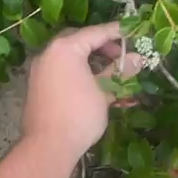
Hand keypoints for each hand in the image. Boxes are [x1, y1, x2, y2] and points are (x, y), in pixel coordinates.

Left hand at [19, 21, 140, 159]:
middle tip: (122, 55)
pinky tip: (95, 84)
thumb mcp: (104, 91)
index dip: (117, 32)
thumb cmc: (79, 114)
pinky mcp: (39, 85)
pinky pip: (62, 70)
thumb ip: (119, 71)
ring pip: (70, 56)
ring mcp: (41, 70)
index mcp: (65, 49)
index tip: (134, 32)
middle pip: (80, 41)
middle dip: (103, 46)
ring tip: (112, 71)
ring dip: (91, 60)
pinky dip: (79, 71)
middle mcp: (49, 53)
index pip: (95, 33)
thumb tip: (138, 58)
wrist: (48, 146)